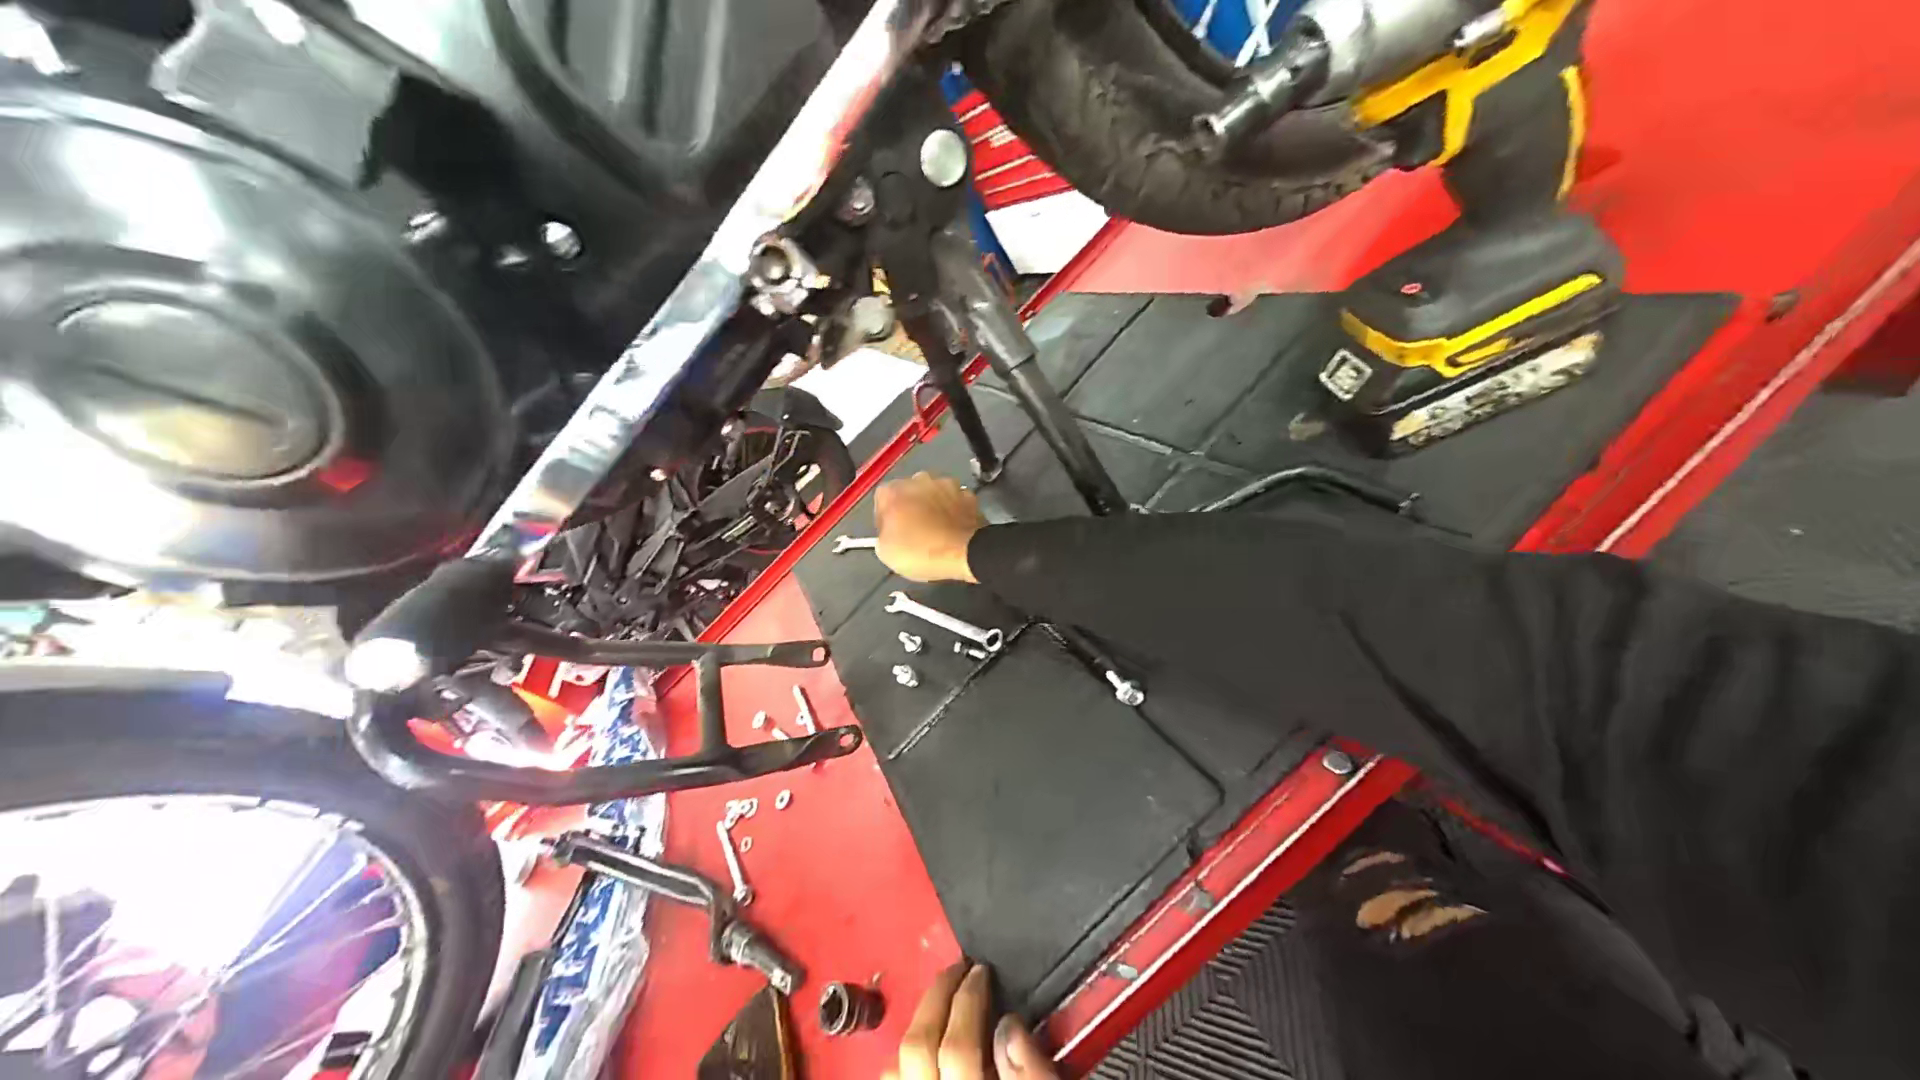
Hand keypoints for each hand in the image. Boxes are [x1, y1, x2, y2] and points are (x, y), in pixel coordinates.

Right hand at [875, 473, 986, 583]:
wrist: (966, 553)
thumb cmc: (920, 552)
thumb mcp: (886, 552)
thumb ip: (883, 535)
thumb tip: (889, 533)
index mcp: (893, 491)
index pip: (882, 501)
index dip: (885, 519)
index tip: (892, 535)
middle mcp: (919, 479)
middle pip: (909, 493)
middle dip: (910, 509)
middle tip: (914, 533)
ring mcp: (947, 484)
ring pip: (934, 495)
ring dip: (933, 507)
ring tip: (937, 531)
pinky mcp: (968, 494)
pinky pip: (954, 502)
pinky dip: (953, 512)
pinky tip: (954, 529)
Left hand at [885, 962, 1058, 1079]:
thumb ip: (1035, 1073)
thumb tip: (1011, 1025)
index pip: (959, 1049)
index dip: (969, 1003)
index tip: (984, 971)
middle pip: (919, 1046)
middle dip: (940, 996)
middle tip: (962, 967)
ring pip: (897, 1063)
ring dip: (920, 1023)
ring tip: (946, 998)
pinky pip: (891, 1078)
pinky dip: (905, 1055)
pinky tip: (927, 1039)